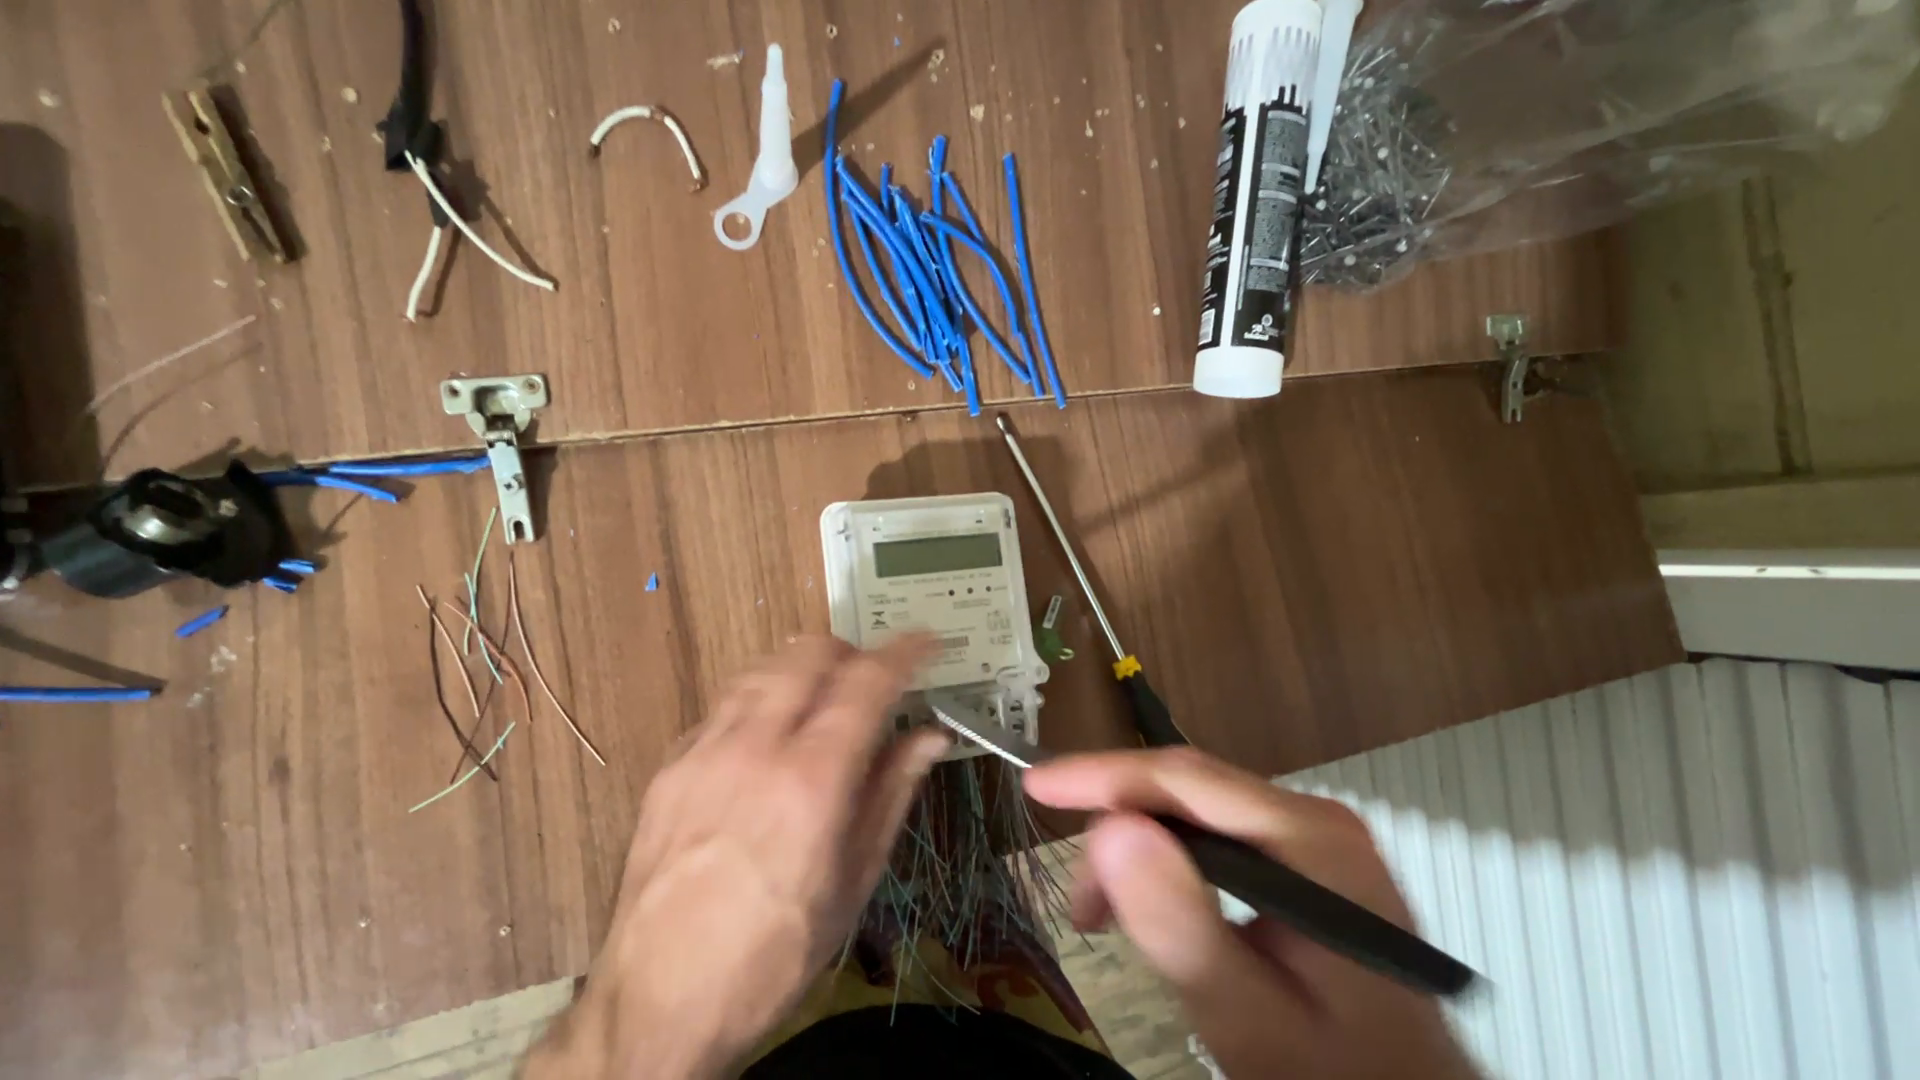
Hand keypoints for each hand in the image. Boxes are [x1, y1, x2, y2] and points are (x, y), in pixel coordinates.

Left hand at [525, 635, 949, 1079]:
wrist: (659, 1001)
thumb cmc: (775, 954)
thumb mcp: (852, 883)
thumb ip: (891, 794)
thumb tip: (929, 738)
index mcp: (811, 780)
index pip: (866, 683)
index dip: (903, 652)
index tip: (925, 642)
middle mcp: (754, 749)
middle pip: (806, 654)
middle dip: (849, 652)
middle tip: (872, 677)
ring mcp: (702, 753)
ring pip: (759, 669)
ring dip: (801, 668)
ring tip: (824, 695)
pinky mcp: (669, 767)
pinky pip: (721, 706)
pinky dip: (758, 699)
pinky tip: (767, 732)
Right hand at [1024, 748, 1477, 1079]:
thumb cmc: (1332, 1068)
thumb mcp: (1250, 1017)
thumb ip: (1182, 926)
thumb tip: (1109, 830)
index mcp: (1310, 840)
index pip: (1185, 780)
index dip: (1103, 775)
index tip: (1034, 784)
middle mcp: (1310, 818)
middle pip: (1186, 793)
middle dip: (1116, 832)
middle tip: (1082, 912)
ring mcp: (1308, 836)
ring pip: (1192, 814)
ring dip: (1136, 854)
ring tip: (1105, 923)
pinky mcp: (1299, 860)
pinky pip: (1212, 839)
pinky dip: (1166, 867)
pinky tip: (1151, 909)